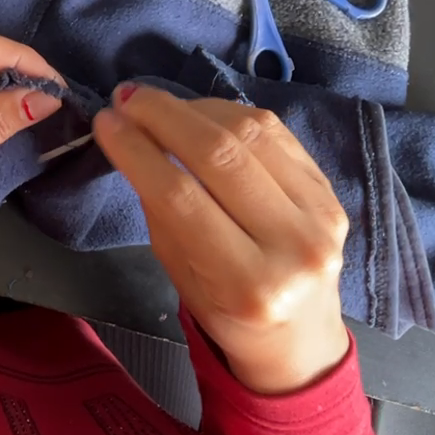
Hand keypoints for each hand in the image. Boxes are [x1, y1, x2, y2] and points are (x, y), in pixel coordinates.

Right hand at [92, 85, 350, 393]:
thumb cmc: (223, 309)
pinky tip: (196, 113)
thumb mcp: (176, 271)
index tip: (104, 121)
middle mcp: (293, 246)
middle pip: (218, 155)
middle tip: (125, 99)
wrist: (299, 335)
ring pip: (249, 132)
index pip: (180, 197)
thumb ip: (160, 207)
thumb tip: (132, 136)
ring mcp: (321, 213)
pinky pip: (274, 131)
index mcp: (246, 284)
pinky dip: (226, 113)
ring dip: (192, 107)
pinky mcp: (330, 188)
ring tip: (155, 104)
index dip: (137, 150)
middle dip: (162, 116)